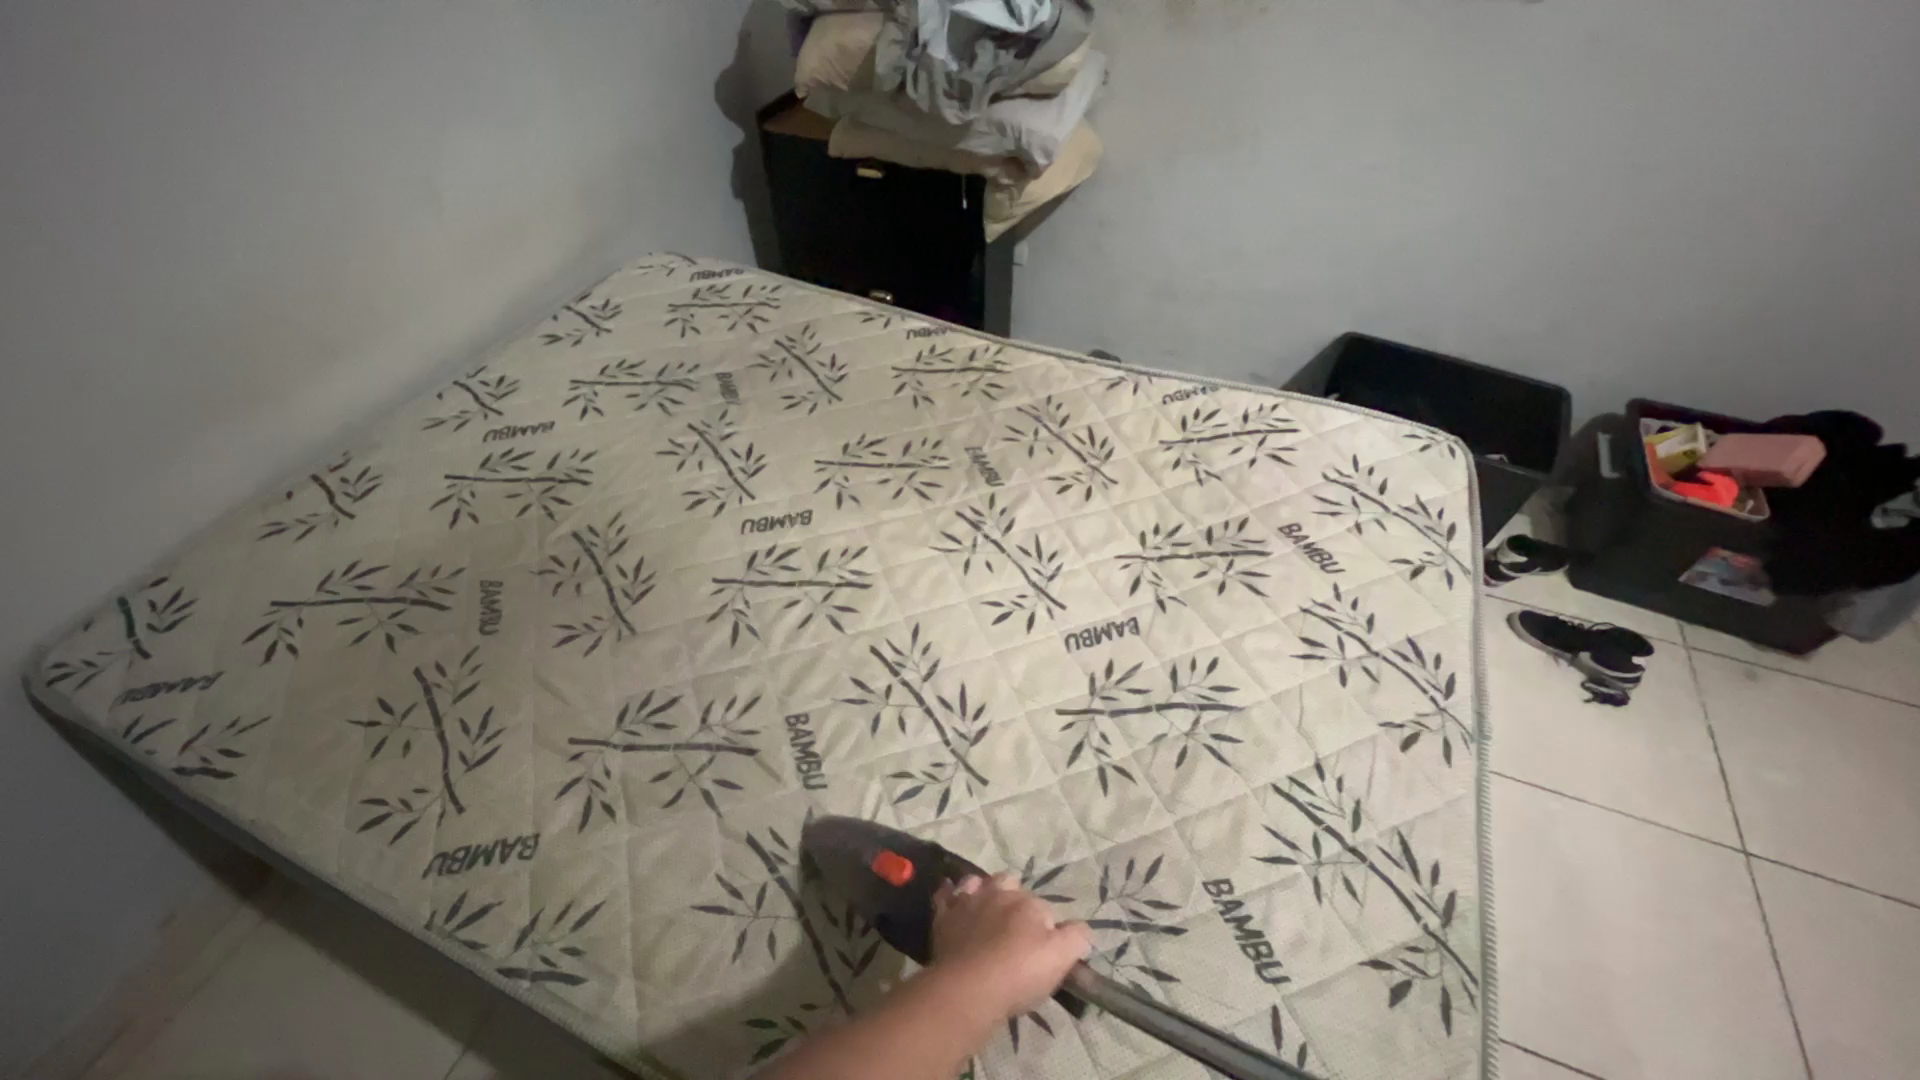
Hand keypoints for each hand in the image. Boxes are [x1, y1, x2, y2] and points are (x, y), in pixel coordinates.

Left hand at [930, 873, 1091, 1018]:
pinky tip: (951, 896)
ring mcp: (969, 901)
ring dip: (983, 888)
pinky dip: (950, 893)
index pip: (1045, 909)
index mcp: (1030, 903)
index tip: (1045, 950)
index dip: (1048, 929)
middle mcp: (999, 893)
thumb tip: (1081, 928)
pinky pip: (945, 894)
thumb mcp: (1061, 959)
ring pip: (978, 882)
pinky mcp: (944, 915)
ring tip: (986, 905)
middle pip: (1010, 885)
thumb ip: (1076, 938)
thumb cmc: (1019, 974)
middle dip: (1015, 897)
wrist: (970, 987)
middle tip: (1016, 927)